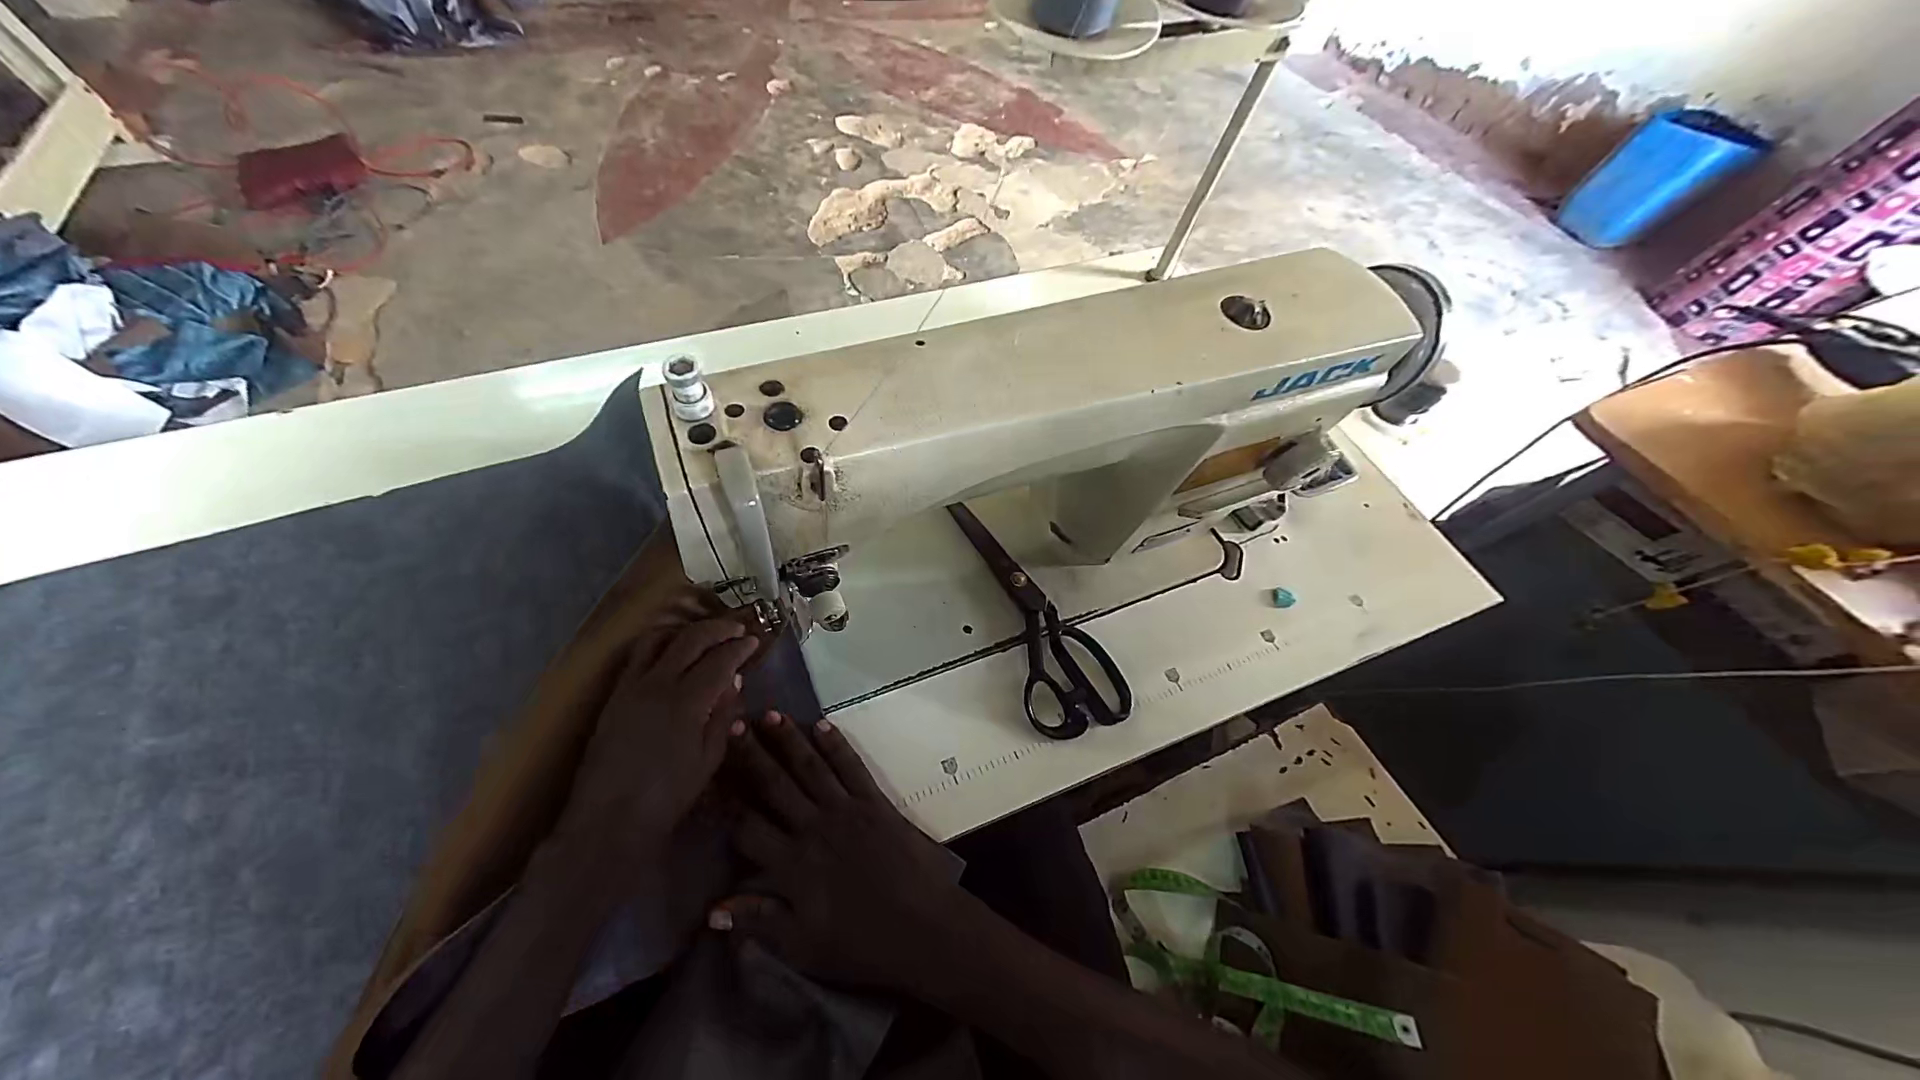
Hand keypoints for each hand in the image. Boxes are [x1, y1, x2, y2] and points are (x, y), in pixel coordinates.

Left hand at [553, 618, 760, 870]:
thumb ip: (723, 714)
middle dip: (718, 629)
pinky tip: (672, 652)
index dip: (740, 647)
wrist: (610, 819)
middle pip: (690, 639)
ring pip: (658, 639)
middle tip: (737, 629)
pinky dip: (660, 644)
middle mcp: (657, 684)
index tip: (755, 641)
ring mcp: (630, 687)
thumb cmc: (669, 795)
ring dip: (685, 630)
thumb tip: (734, 680)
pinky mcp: (613, 696)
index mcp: (687, 702)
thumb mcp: (709, 758)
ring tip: (703, 635)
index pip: (720, 660)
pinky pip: (637, 656)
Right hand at [711, 712, 975, 991]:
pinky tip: (822, 724)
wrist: (922, 927)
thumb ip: (759, 921)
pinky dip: (836, 745)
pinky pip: (852, 767)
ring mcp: (846, 810)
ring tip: (770, 714)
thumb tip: (712, 909)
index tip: (702, 779)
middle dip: (750, 755)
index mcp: (792, 863)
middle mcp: (814, 827)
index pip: (746, 827)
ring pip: (811, 768)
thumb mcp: (802, 945)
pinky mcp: (875, 802)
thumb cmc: (860, 943)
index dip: (721, 803)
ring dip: (789, 740)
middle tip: (731, 725)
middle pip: (775, 785)